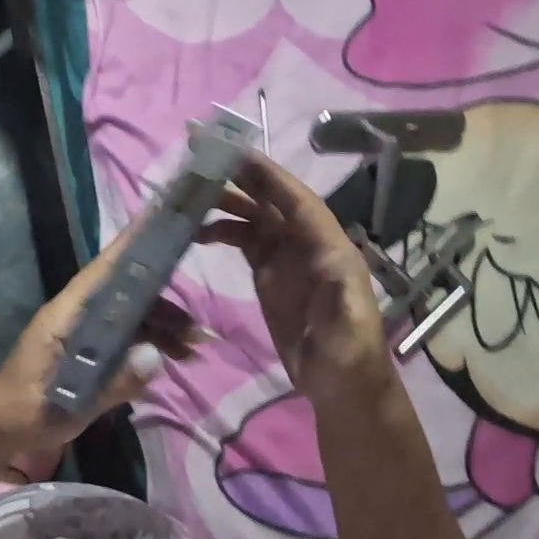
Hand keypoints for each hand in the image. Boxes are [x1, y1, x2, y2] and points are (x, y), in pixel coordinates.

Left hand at [0, 218, 197, 457]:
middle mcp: (75, 318)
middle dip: (164, 308)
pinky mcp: (87, 355)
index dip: (129, 248)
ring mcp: (82, 335)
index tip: (161, 224)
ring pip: (130, 319)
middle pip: (126, 297)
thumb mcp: (68, 403)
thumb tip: (155, 356)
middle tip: (200, 332)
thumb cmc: (24, 412)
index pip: (100, 273)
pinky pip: (124, 340)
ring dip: (163, 330)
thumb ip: (112, 382)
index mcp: (63, 317)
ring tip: (195, 351)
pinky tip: (174, 361)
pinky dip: (150, 347)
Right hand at [201, 152, 391, 396]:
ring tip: (189, 197)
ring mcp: (286, 256)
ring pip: (253, 216)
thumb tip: (331, 263)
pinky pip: (244, 240)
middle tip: (201, 158)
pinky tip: (198, 232)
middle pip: (271, 200)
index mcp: (329, 247)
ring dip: (224, 203)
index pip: (297, 201)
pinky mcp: (269, 273)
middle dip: (240, 177)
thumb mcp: (348, 330)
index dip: (269, 176)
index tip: (237, 153)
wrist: (340, 385)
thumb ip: (341, 298)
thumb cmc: (348, 356)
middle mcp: (307, 243)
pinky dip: (222, 230)